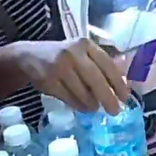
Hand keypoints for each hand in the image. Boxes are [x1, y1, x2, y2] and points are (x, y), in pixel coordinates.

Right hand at [10, 38, 127, 112]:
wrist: (30, 57)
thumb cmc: (62, 58)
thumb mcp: (81, 54)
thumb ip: (99, 65)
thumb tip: (123, 82)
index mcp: (85, 44)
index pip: (107, 64)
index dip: (118, 83)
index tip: (125, 97)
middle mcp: (73, 53)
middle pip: (96, 79)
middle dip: (107, 97)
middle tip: (115, 111)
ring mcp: (59, 67)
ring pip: (82, 92)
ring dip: (91, 104)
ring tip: (95, 109)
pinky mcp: (49, 81)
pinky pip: (69, 98)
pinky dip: (78, 105)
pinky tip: (83, 107)